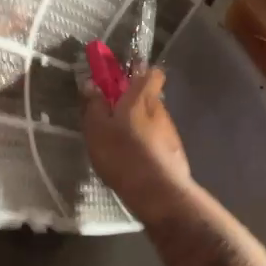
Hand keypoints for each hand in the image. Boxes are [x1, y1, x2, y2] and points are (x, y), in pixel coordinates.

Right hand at [82, 67, 191, 223]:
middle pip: (148, 99)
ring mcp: (170, 133)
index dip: (138, 72)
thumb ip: (94, 105)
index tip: (122, 79)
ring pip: (152, 122)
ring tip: (118, 145)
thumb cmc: (123, 154)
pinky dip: (145, 147)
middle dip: (132, 105)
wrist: (158, 192)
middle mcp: (161, 111)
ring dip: (138, 128)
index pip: (151, 72)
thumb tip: (91, 84)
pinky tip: (132, 162)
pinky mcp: (174, 153)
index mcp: (142, 98)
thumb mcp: (97, 129)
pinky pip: (156, 142)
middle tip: (110, 118)